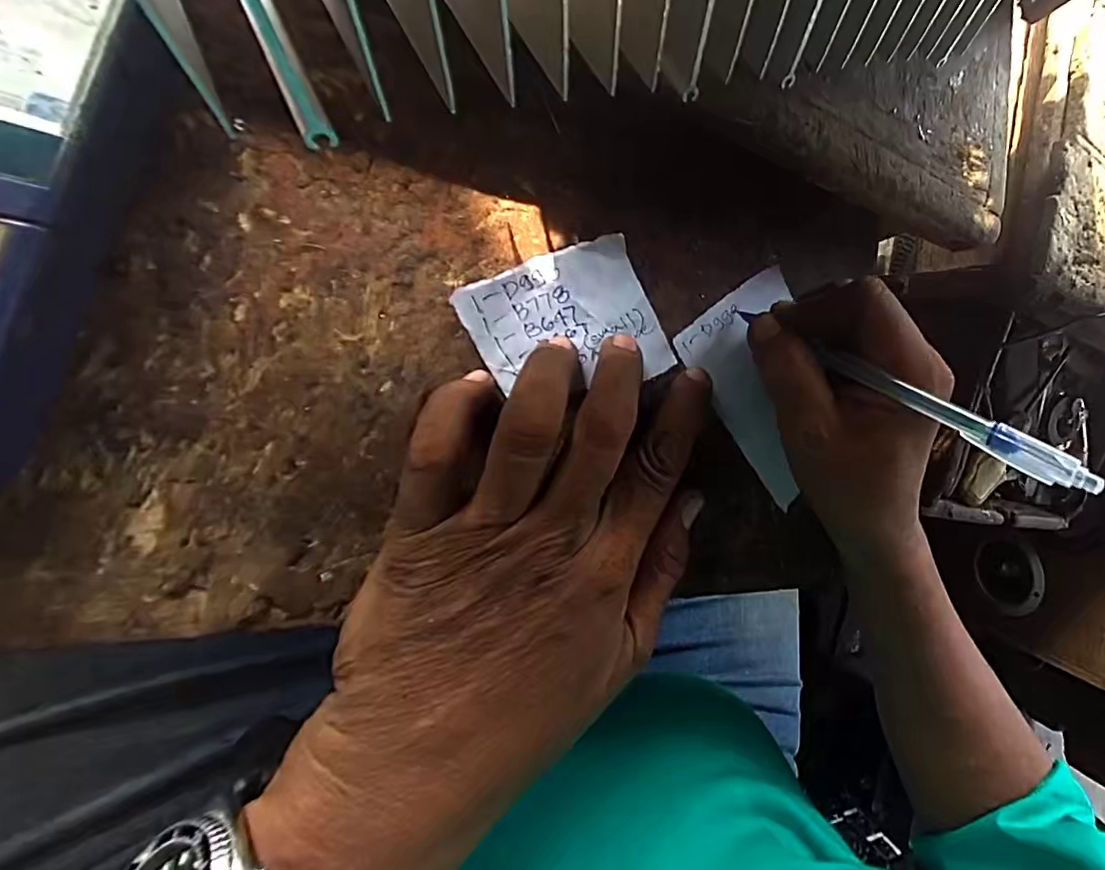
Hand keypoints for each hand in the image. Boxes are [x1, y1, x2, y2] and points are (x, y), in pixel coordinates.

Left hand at [243, 337, 710, 869]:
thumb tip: (691, 499)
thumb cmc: (535, 707)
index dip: (678, 420)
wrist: (416, 762)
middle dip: (616, 384)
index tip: (690, 378)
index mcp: (605, 570)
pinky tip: (473, 383)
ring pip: (522, 440)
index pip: (654, 475)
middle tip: (624, 343)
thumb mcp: (625, 654)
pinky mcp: (414, 539)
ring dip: (545, 385)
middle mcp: (550, 540)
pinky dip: (450, 415)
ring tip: (561, 347)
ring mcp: (479, 536)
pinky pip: (431, 464)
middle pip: (595, 444)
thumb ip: (662, 571)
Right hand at [748, 278, 952, 561]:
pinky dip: (831, 346)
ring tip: (789, 356)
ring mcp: (917, 366)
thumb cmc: (849, 488)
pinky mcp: (904, 375)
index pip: (869, 300)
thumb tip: (765, 323)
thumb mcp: (809, 431)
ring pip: (863, 319)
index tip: (780, 327)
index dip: (820, 304)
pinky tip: (809, 368)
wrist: (878, 528)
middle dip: (818, 316)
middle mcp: (924, 358)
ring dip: (822, 331)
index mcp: (914, 369)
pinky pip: (864, 340)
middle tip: (778, 340)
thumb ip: (788, 372)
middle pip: (867, 305)